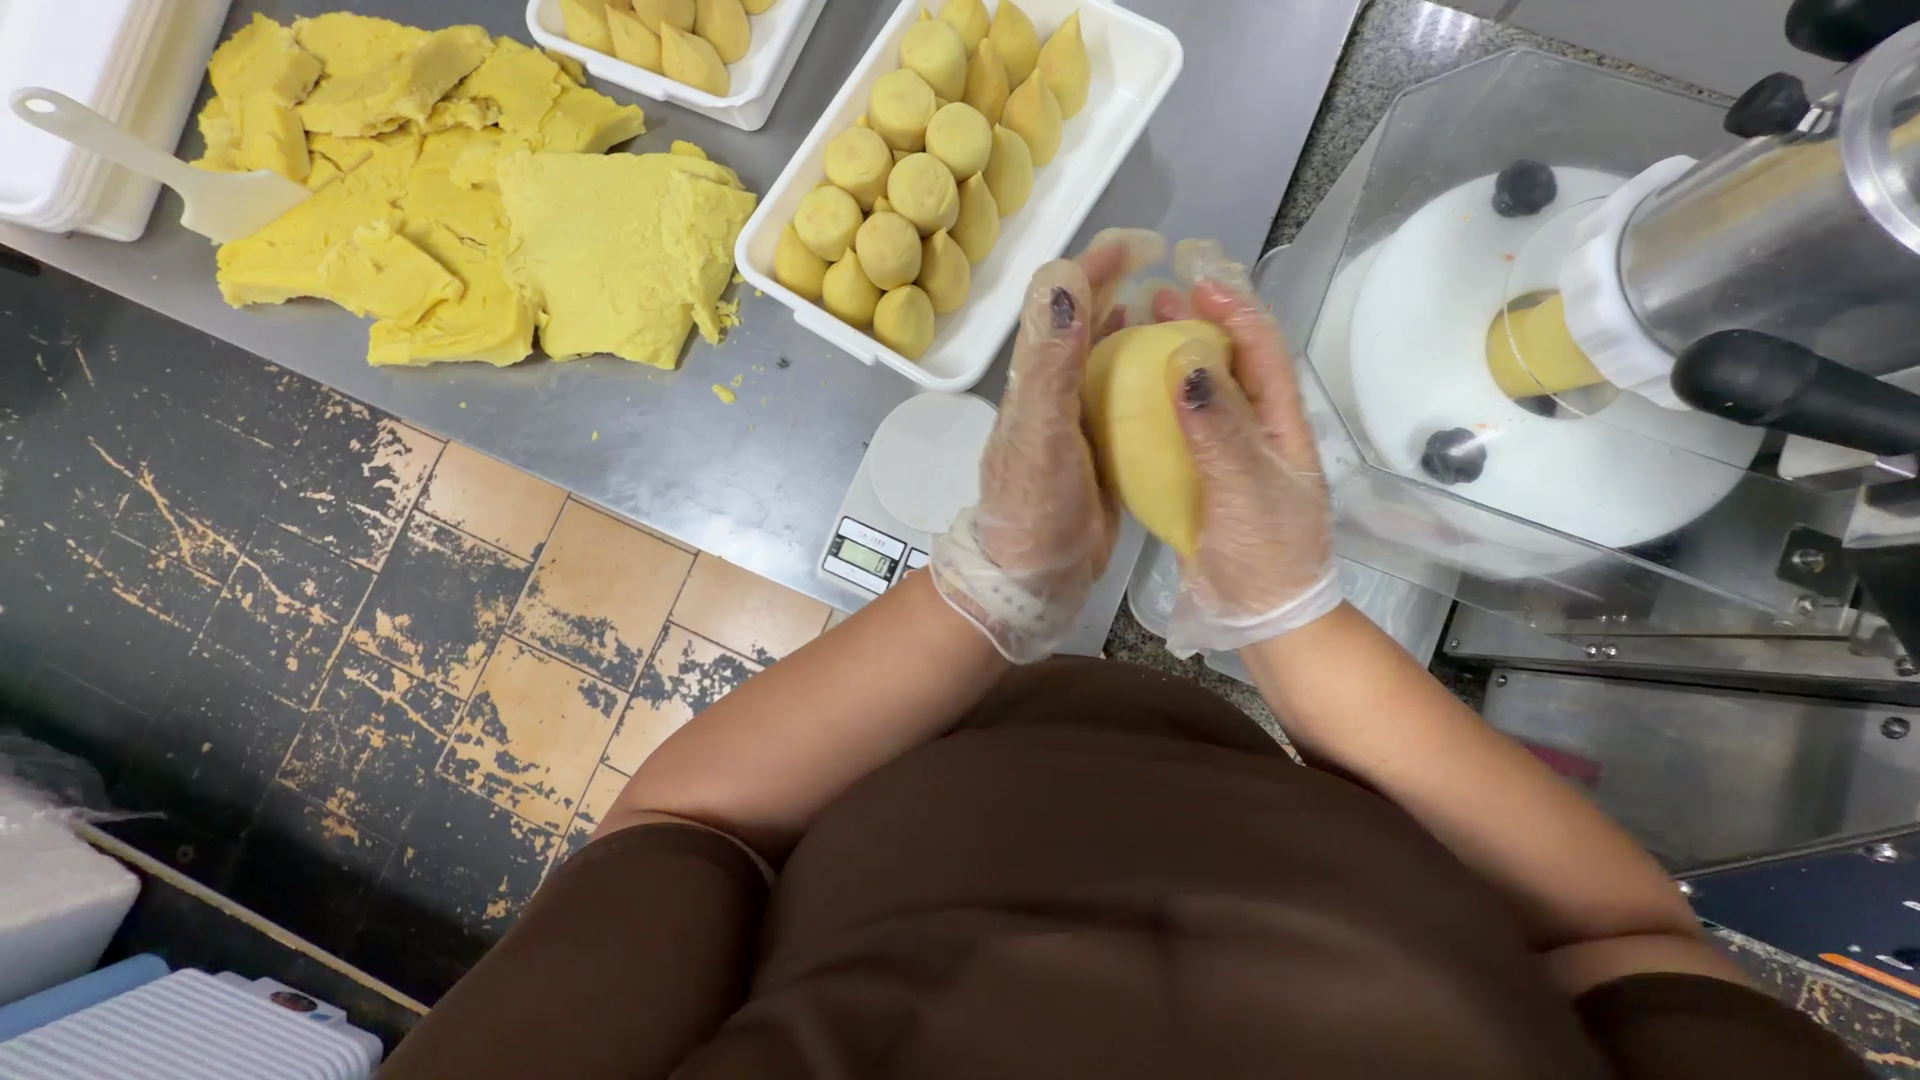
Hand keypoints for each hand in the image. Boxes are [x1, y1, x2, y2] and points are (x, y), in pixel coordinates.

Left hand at [931, 229, 1163, 661]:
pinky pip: (1126, 399)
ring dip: (1138, 328)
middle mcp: (1053, 390)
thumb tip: (1065, 282)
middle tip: (1172, 271)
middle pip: (1086, 322)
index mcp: (1035, 378)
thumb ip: (1052, 362)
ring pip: (1108, 358)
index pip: (1061, 302)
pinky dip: (1148, 377)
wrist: (1033, 575)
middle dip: (1122, 287)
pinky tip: (1176, 376)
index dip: (1096, 266)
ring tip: (1180, 311)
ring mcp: (1077, 420)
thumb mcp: (1041, 433)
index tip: (1142, 245)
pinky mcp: (1100, 449)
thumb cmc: (1034, 506)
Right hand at [1154, 239, 1340, 653]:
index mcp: (1282, 422)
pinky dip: (1156, 405)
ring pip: (1203, 393)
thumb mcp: (1246, 485)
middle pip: (1231, 362)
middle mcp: (1258, 428)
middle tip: (1155, 299)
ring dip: (1174, 360)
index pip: (1263, 349)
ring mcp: (1230, 454)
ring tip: (1137, 334)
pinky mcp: (1203, 478)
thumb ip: (1218, 424)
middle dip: (1199, 324)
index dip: (1232, 310)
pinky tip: (1125, 400)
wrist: (1260, 613)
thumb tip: (1185, 357)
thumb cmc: (1264, 550)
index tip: (1193, 283)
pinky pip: (1180, 430)